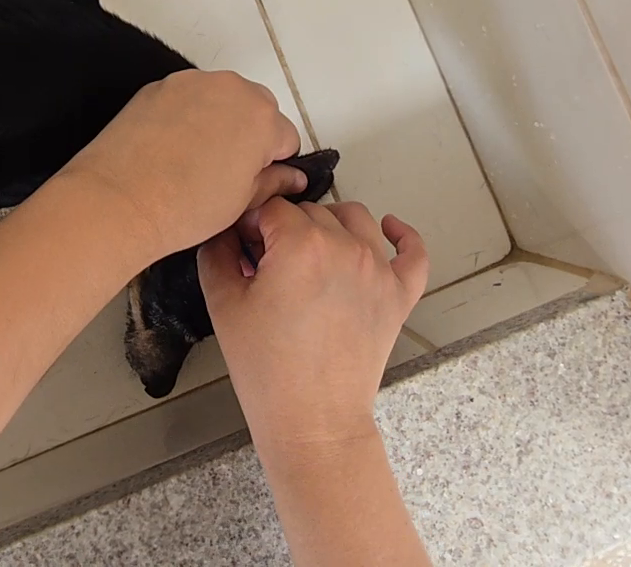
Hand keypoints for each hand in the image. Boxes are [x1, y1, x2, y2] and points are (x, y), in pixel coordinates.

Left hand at [58, 70, 302, 260]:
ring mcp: (192, 82)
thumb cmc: (183, 206)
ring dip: (218, 120)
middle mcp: (232, 89)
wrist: (118, 199)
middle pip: (257, 109)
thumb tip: (291, 178)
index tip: (254, 180)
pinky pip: (188, 97)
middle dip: (249, 134)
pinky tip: (169, 148)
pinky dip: (186, 115)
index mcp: (262, 118)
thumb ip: (273, 182)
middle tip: (224, 171)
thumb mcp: (240, 202)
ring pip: (221, 99)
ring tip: (193, 160)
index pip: (286, 137)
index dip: (273, 164)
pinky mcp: (160, 85)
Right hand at [198, 199, 427, 453]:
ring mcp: (378, 269)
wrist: (312, 422)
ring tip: (309, 252)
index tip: (243, 251)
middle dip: (285, 228)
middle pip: (309, 211)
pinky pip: (413, 252)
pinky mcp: (399, 295)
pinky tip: (388, 229)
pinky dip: (402, 235)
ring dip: (329, 223)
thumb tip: (227, 228)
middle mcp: (344, 246)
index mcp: (300, 244)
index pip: (270, 208)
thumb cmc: (265, 367)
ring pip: (354, 217)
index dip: (251, 225)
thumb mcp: (223, 304)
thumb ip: (217, 252)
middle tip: (268, 265)